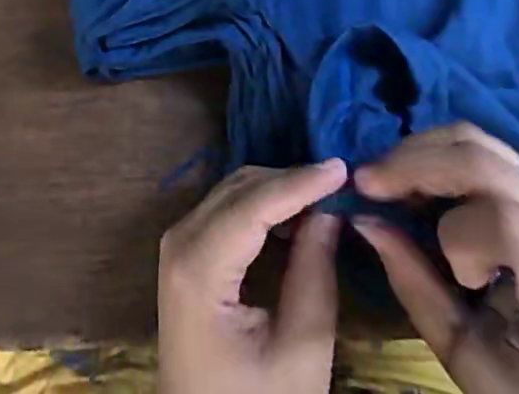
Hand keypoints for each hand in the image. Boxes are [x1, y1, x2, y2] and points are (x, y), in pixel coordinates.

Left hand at [157, 159, 347, 393]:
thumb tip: (329, 211)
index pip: (252, 204)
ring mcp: (177, 242)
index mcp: (198, 268)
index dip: (299, 182)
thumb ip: (314, 274)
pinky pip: (226, 207)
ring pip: (233, 191)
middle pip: (239, 190)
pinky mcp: (185, 249)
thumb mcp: (300, 351)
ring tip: (326, 196)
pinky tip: (296, 215)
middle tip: (341, 183)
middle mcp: (179, 242)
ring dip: (278, 188)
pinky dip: (263, 203)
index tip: (342, 167)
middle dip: (290, 180)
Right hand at [351, 124, 518, 393]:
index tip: (420, 251)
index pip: (508, 221)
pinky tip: (428, 184)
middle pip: (494, 162)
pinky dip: (453, 160)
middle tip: (368, 181)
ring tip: (392, 177)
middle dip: (418, 160)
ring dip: (431, 150)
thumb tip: (366, 221)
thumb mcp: (479, 372)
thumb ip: (419, 292)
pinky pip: (505, 164)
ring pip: (497, 146)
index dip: (452, 228)